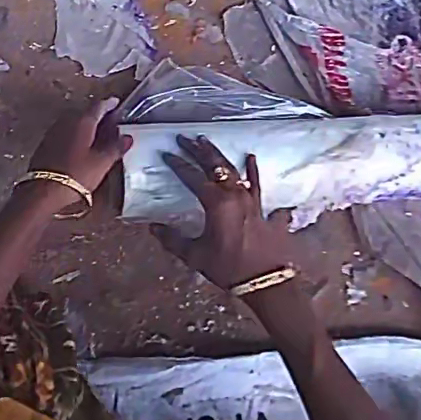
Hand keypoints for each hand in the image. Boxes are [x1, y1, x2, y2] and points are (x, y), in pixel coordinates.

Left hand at [19, 97, 132, 212]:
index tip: (116, 102)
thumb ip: (115, 148)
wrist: (44, 191)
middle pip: (84, 113)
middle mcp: (66, 122)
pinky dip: (75, 134)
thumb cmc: (76, 174)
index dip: (109, 104)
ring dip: (85, 125)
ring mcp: (53, 132)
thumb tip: (127, 137)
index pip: (98, 107)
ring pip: (73, 122)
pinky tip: (79, 144)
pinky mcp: (45, 144)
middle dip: (97, 114)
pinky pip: (64, 132)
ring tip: (96, 132)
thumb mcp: (101, 163)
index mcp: (82, 122)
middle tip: (109, 119)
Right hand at [150, 135, 296, 291]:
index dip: (178, 164)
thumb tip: (154, 228)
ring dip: (220, 156)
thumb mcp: (195, 256)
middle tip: (185, 138)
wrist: (266, 281)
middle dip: (198, 150)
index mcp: (216, 203)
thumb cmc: (228, 268)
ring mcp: (252, 200)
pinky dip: (254, 171)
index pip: (192, 177)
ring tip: (208, 142)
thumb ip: (173, 240)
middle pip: (215, 166)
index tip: (167, 153)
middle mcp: (235, 195)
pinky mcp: (263, 209)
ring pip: (234, 171)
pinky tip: (251, 157)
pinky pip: (258, 185)